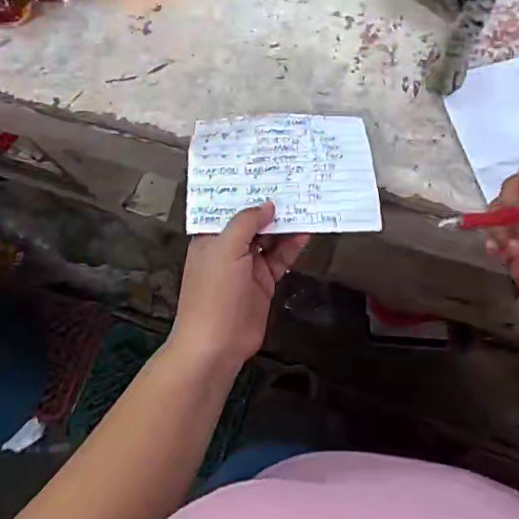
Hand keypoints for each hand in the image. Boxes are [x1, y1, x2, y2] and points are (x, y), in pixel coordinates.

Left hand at [169, 202, 311, 373]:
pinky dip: (293, 245)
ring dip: (286, 224)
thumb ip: (246, 223)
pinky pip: (281, 257)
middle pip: (253, 221)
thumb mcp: (225, 249)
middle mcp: (229, 247)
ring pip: (270, 238)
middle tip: (294, 185)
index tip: (268, 172)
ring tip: (306, 204)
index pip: (229, 207)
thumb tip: (267, 205)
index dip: (247, 191)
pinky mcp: (264, 281)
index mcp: (211, 236)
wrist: (216, 346)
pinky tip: (306, 232)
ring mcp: (247, 265)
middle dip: (271, 206)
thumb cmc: (213, 294)